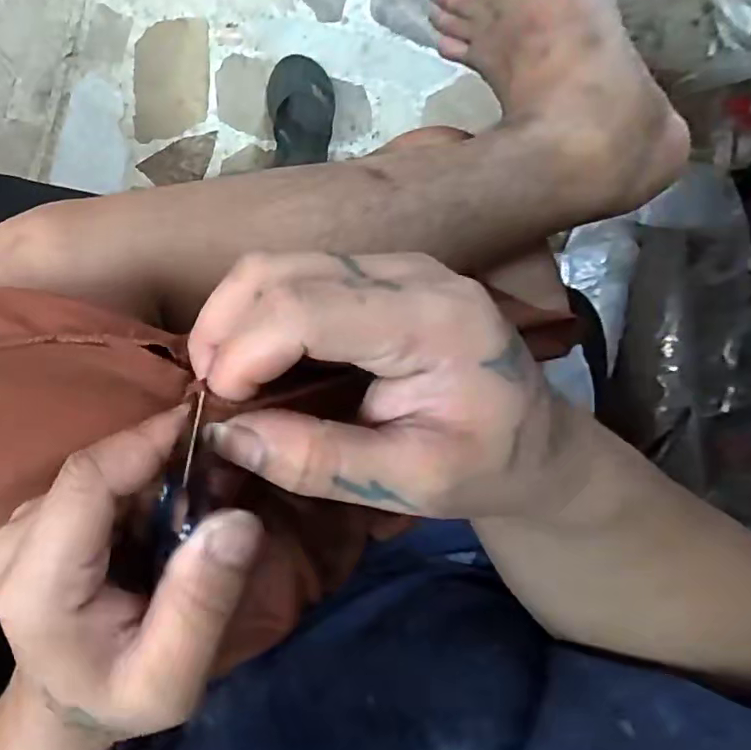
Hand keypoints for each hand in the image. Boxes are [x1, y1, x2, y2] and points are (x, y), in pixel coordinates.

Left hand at [0, 408, 264, 740]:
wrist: (62, 701)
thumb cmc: (112, 699)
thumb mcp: (170, 679)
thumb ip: (199, 604)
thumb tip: (238, 521)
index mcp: (37, 579)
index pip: (85, 480)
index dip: (143, 442)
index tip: (204, 426)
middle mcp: (16, 537)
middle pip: (93, 470)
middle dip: (159, 464)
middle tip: (220, 479)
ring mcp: (21, 523)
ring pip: (96, 473)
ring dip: (151, 480)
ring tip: (198, 511)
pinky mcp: (35, 518)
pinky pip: (92, 485)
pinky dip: (136, 492)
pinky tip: (164, 522)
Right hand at [188, 252, 591, 521]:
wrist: (537, 440)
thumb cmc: (487, 467)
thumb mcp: (412, 485)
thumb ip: (317, 462)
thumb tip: (223, 436)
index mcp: (431, 321)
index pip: (302, 310)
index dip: (242, 355)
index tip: (224, 409)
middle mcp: (405, 273)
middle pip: (272, 274)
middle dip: (220, 334)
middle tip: (213, 394)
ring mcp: (384, 264)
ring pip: (267, 267)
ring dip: (225, 320)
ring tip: (223, 377)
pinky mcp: (365, 272)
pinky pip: (280, 275)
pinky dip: (244, 315)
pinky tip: (247, 359)